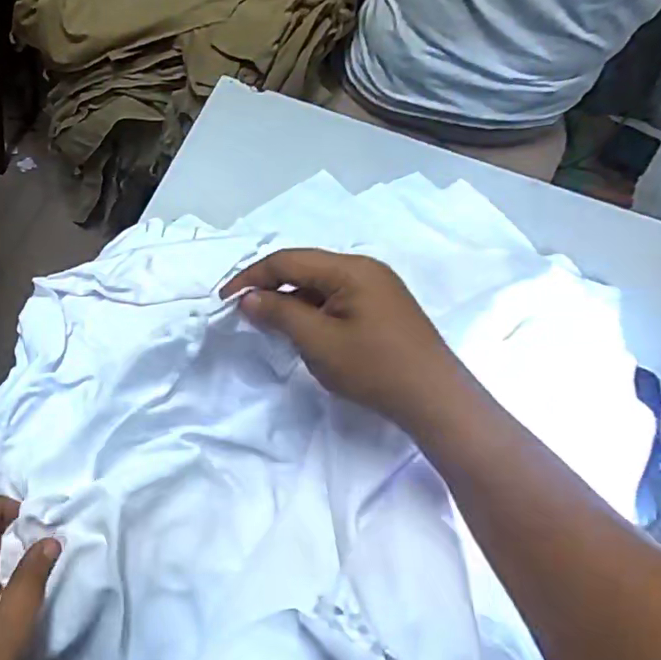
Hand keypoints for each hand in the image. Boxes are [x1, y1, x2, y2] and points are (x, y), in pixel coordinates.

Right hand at [220, 250, 483, 431]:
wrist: (435, 398)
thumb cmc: (375, 368)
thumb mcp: (319, 342)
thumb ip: (280, 315)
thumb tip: (248, 298)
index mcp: (350, 268)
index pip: (288, 261)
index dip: (251, 278)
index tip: (225, 301)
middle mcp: (365, 268)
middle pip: (305, 268)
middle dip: (271, 288)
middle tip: (244, 313)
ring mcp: (378, 287)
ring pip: (321, 285)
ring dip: (292, 301)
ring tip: (271, 326)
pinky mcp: (384, 307)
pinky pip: (338, 298)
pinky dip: (314, 311)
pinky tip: (306, 333)